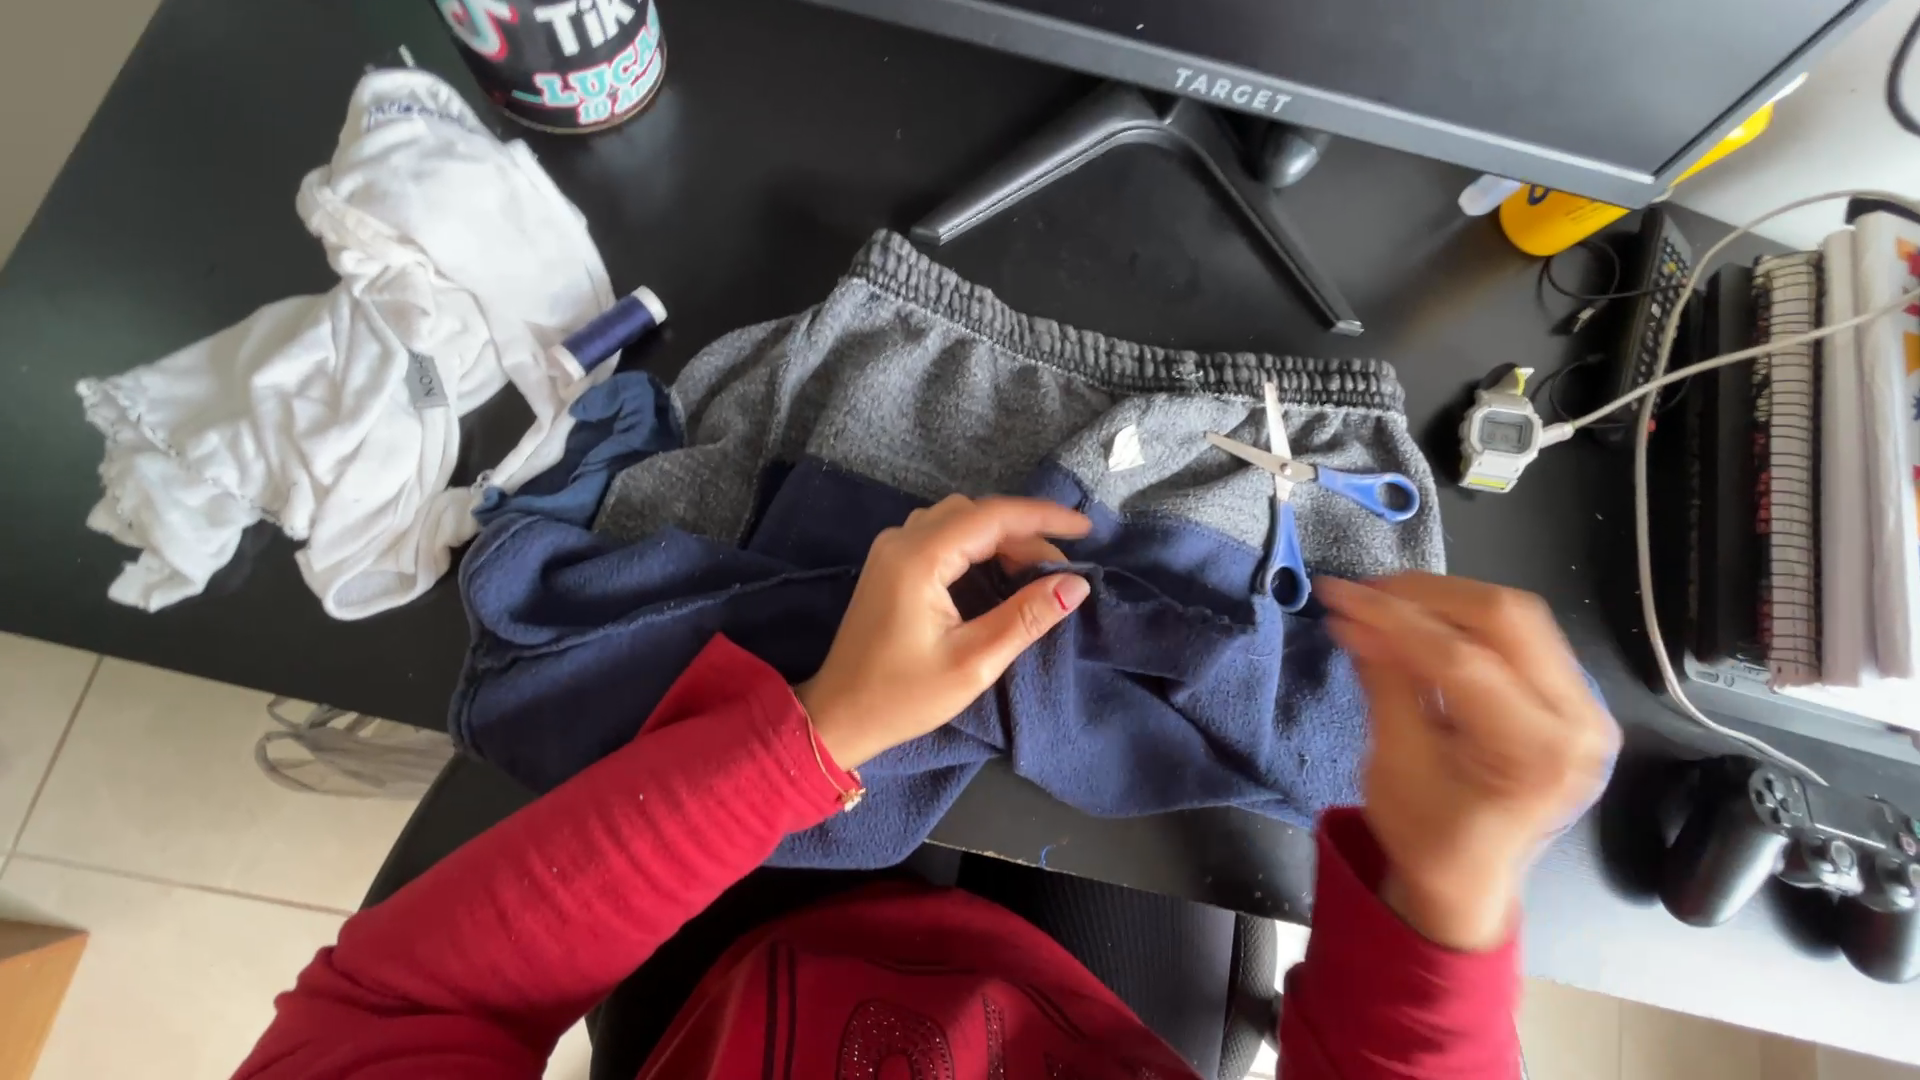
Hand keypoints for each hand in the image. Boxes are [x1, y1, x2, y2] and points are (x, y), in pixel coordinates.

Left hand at [795, 495, 1092, 770]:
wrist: (838, 715)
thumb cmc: (903, 696)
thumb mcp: (974, 662)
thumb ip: (1026, 617)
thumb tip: (1076, 584)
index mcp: (919, 559)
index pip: (992, 516)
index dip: (1043, 517)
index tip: (1085, 529)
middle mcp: (901, 541)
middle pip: (975, 513)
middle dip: (1024, 532)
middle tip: (1061, 567)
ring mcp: (891, 550)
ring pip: (957, 520)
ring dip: (1000, 536)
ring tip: (1036, 568)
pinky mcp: (889, 564)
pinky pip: (940, 535)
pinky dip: (976, 544)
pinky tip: (998, 569)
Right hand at [1317, 573, 1618, 950]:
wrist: (1467, 881)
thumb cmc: (1426, 836)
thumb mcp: (1394, 762)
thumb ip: (1385, 681)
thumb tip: (1354, 618)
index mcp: (1537, 752)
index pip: (1462, 657)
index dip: (1392, 618)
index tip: (1338, 595)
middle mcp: (1578, 721)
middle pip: (1505, 618)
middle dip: (1424, 594)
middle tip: (1363, 591)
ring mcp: (1582, 708)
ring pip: (1513, 617)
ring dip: (1440, 600)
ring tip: (1382, 601)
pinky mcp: (1566, 699)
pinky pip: (1514, 636)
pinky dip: (1457, 620)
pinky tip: (1413, 623)